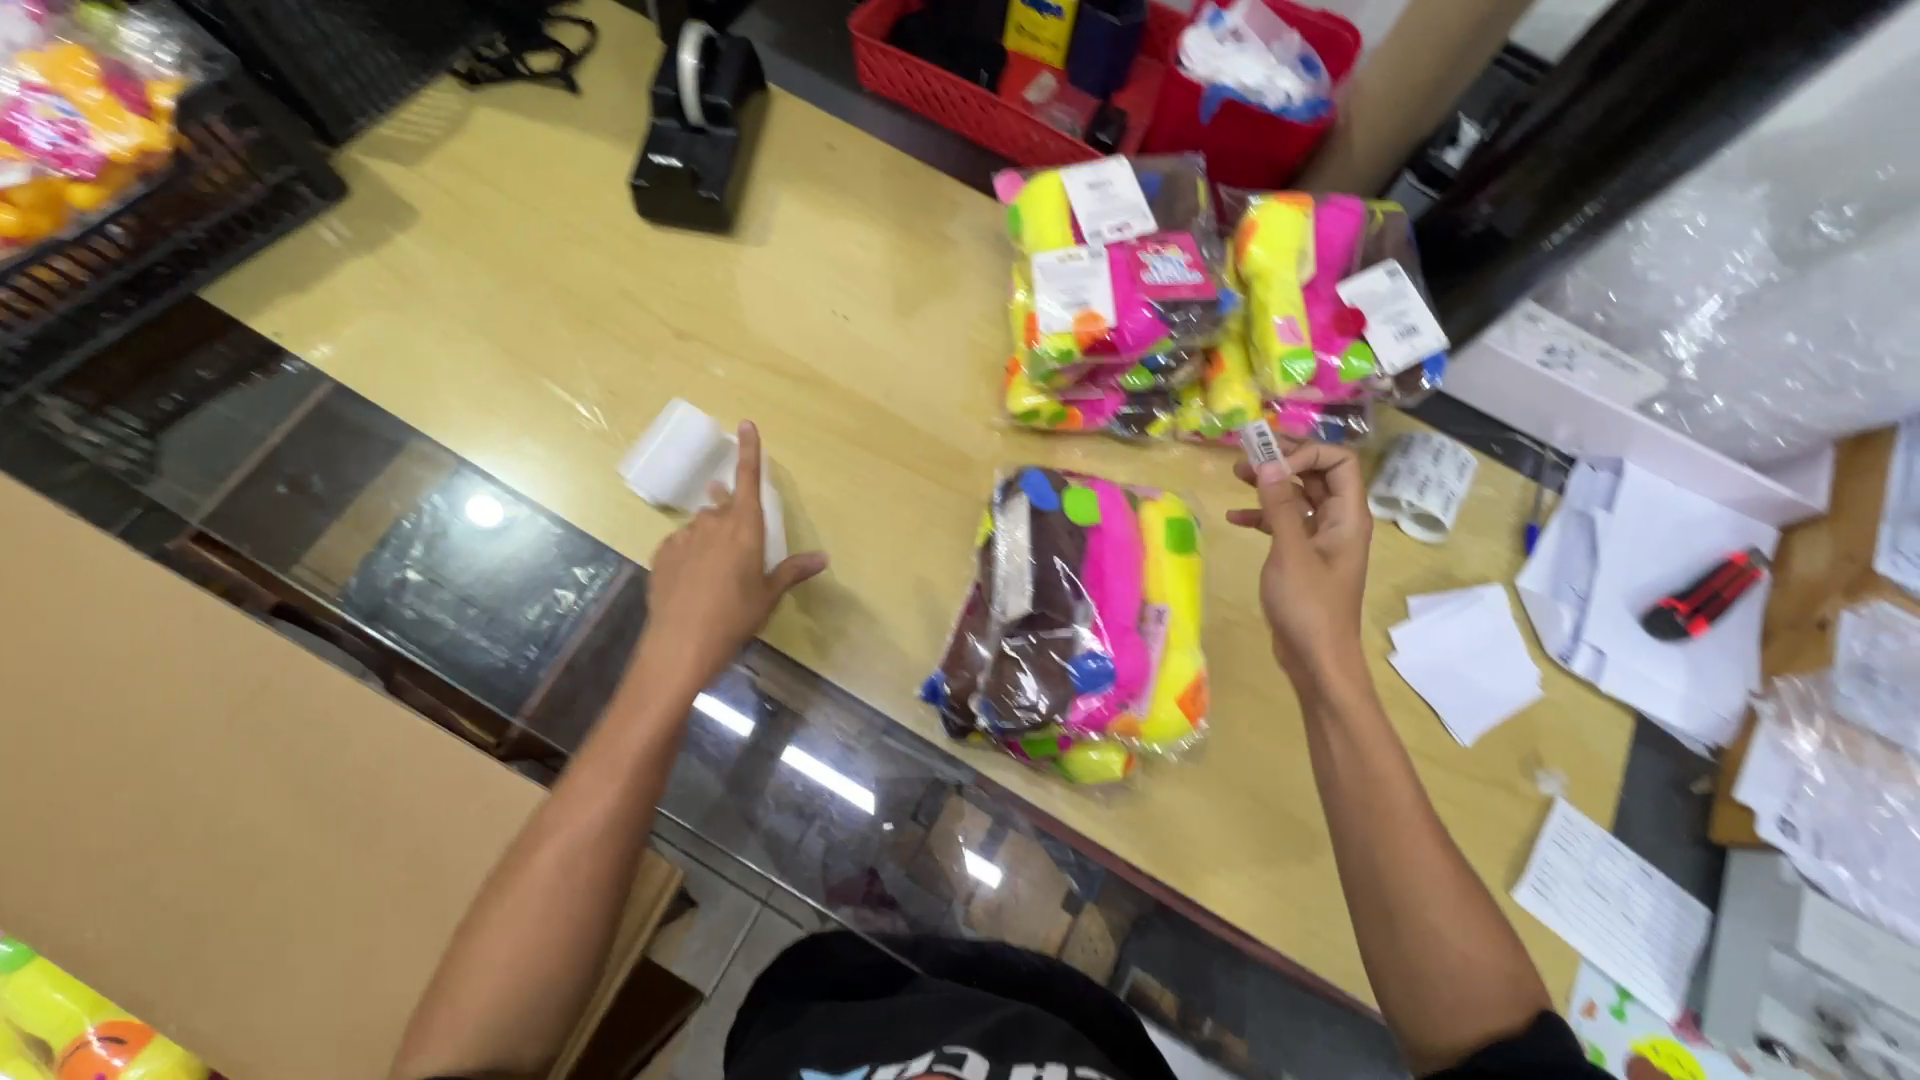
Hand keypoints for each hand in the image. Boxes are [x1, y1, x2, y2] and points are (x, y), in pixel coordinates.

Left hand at [634, 421, 826, 694]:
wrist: (681, 644)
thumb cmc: (735, 616)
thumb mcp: (769, 595)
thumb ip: (793, 571)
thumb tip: (823, 557)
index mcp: (744, 528)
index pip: (749, 479)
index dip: (750, 451)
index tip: (746, 423)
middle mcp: (712, 524)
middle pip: (724, 506)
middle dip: (731, 512)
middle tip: (739, 540)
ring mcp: (683, 538)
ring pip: (702, 527)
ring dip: (711, 538)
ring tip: (716, 571)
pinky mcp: (662, 555)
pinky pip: (681, 546)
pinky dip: (691, 556)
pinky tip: (694, 581)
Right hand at [1226, 439, 1372, 692]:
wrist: (1317, 659)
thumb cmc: (1309, 606)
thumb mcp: (1290, 551)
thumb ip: (1279, 505)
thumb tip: (1267, 463)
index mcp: (1348, 516)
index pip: (1338, 461)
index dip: (1306, 454)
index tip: (1270, 465)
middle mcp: (1338, 522)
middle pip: (1317, 474)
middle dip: (1284, 460)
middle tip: (1247, 453)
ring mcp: (1320, 540)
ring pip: (1298, 497)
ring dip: (1270, 484)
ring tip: (1236, 474)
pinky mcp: (1302, 557)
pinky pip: (1284, 523)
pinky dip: (1262, 515)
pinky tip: (1235, 517)